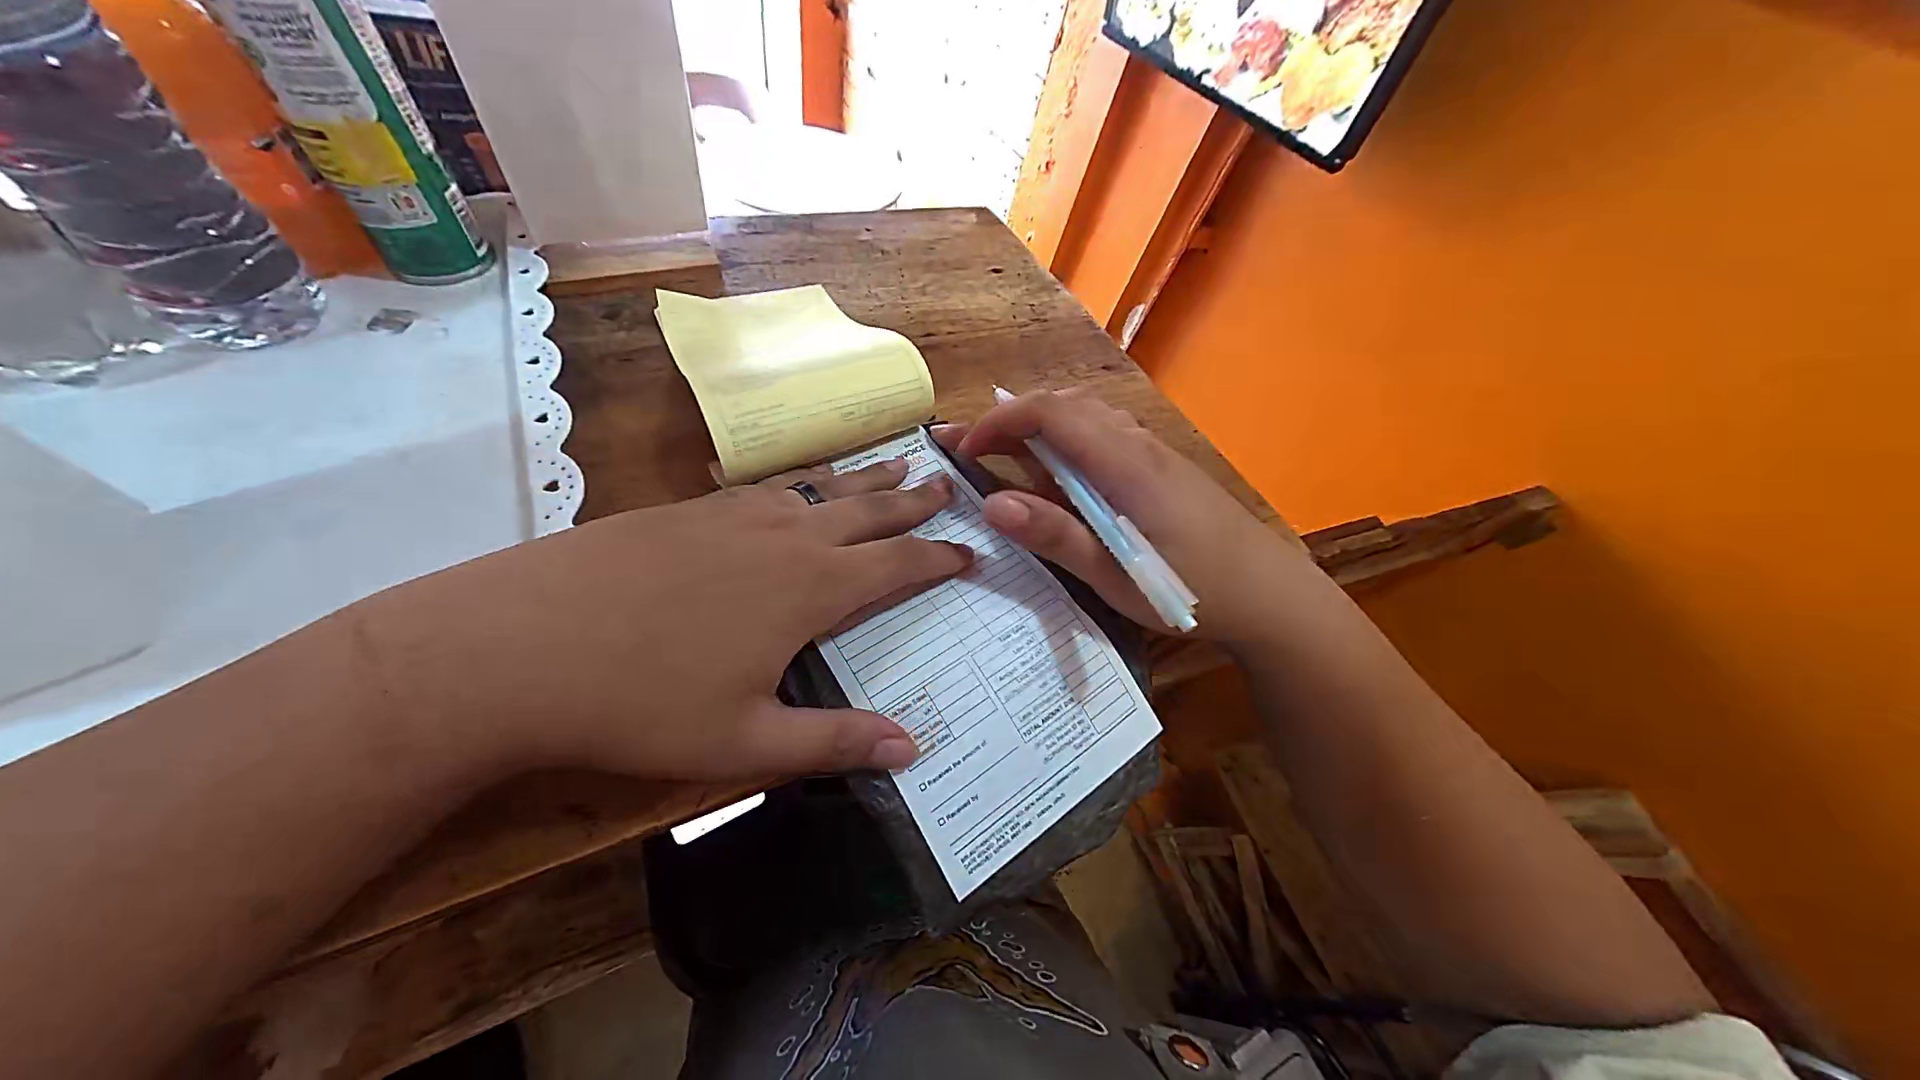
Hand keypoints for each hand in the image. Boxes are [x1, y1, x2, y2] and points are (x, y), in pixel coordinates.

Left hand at [344, 459, 970, 780]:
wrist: (514, 645)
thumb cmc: (639, 704)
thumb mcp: (744, 741)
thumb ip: (833, 742)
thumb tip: (913, 748)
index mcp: (809, 589)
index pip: (896, 565)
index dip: (939, 558)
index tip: (970, 553)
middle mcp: (784, 539)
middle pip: (867, 510)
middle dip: (913, 501)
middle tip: (948, 486)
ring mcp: (733, 517)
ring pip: (819, 490)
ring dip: (864, 480)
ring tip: (897, 464)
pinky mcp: (687, 511)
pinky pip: (768, 489)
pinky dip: (804, 485)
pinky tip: (799, 490)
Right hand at [944, 391, 1310, 642]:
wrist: (1272, 594)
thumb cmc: (1193, 591)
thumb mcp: (1117, 575)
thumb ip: (1056, 536)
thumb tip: (992, 505)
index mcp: (1125, 465)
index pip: (1051, 414)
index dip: (1000, 423)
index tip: (964, 451)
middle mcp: (1139, 445)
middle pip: (1066, 406)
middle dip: (1011, 420)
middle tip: (971, 452)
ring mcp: (1154, 453)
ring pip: (1086, 417)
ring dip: (1039, 429)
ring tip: (1004, 459)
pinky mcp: (1161, 469)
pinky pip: (1104, 437)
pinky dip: (1066, 444)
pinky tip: (1059, 478)